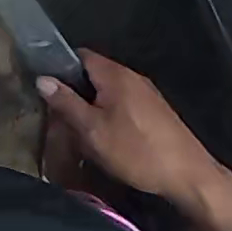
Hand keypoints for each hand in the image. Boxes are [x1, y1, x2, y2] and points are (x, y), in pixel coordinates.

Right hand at [36, 49, 231, 213]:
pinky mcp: (155, 111)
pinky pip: (123, 103)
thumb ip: (66, 103)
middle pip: (94, 73)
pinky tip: (106, 137)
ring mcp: (146, 93)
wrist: (188, 175)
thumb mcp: (92, 130)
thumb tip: (42, 79)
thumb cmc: (136, 151)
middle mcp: (132, 76)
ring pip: (108, 90)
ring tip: (79, 130)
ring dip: (92, 105)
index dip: (60, 67)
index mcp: (115, 75)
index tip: (46, 87)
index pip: (80, 55)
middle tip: (59, 116)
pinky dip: (109, 114)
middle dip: (75, 91)